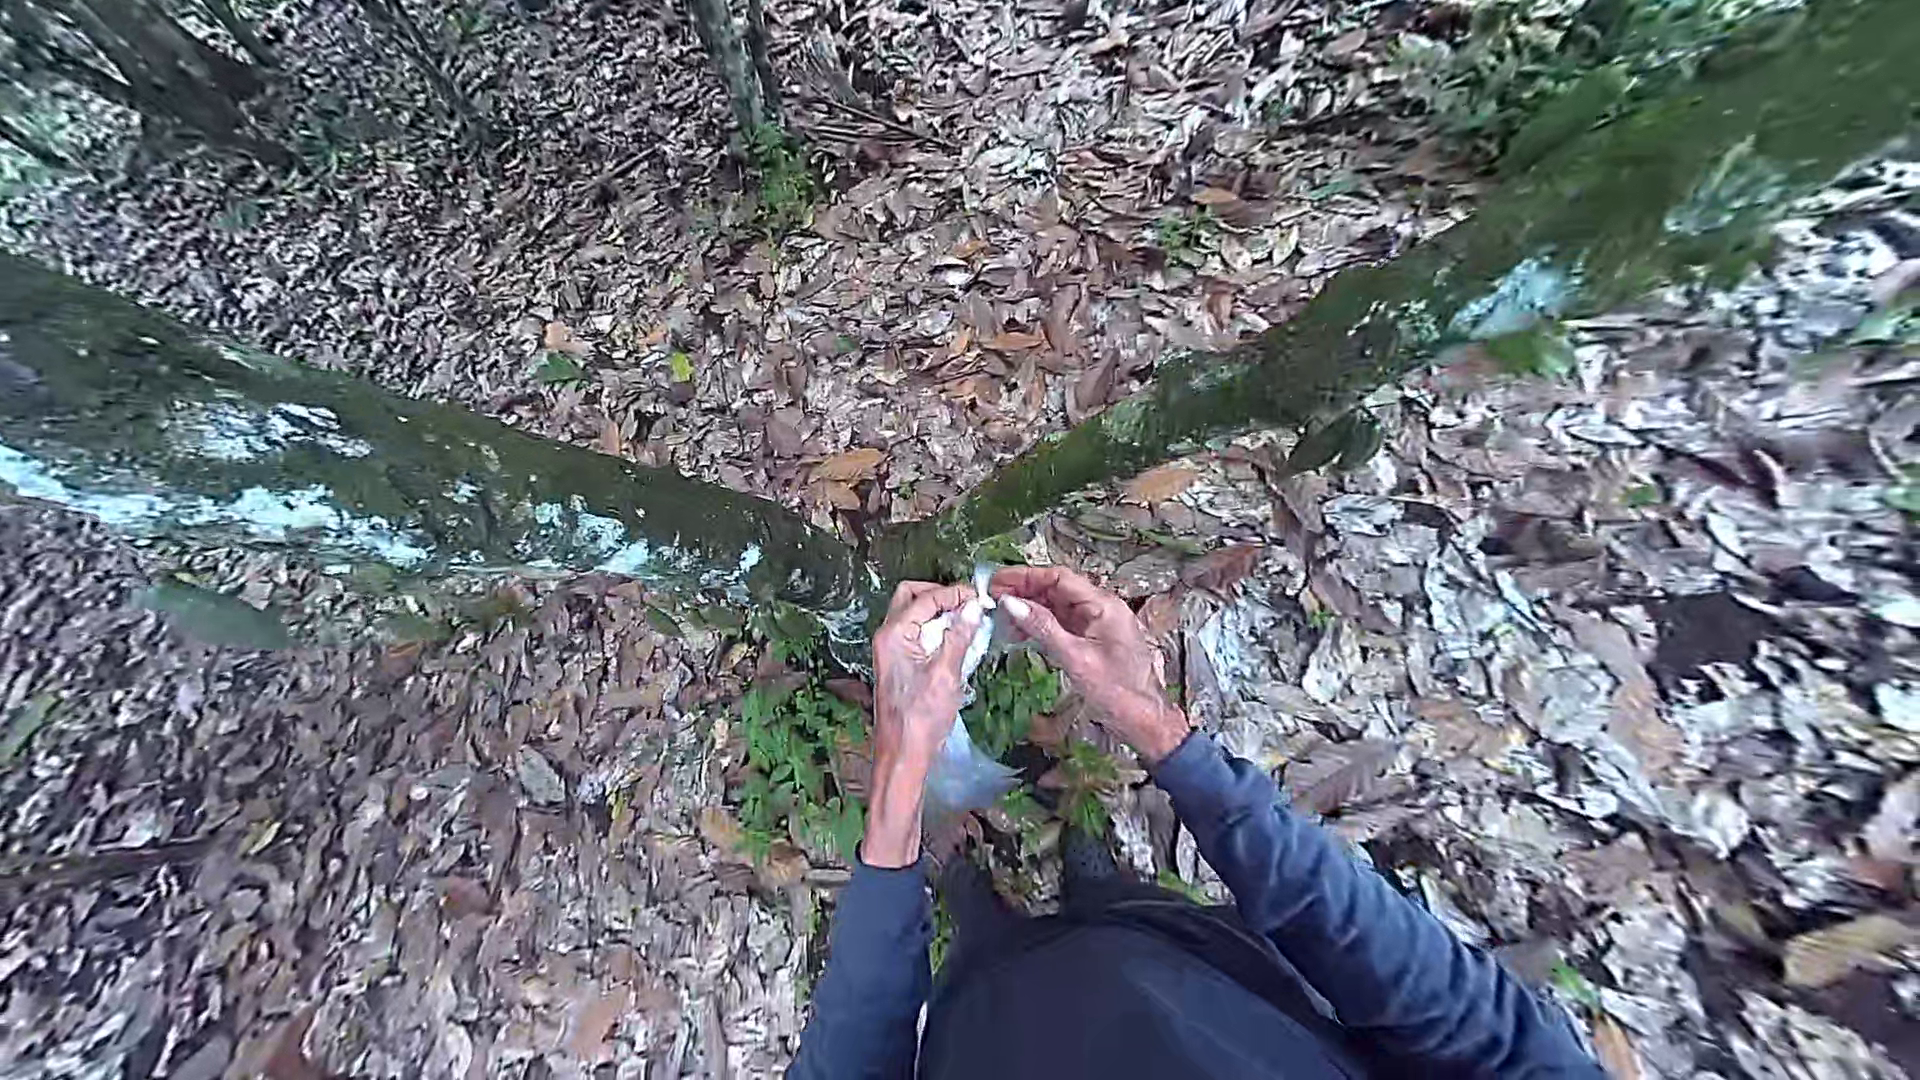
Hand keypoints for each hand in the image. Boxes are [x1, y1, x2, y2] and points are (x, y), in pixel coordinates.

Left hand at [863, 580, 980, 866]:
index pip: (925, 598)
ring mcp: (890, 651)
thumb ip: (959, 636)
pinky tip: (957, 641)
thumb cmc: (920, 719)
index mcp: (893, 635)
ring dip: (939, 612)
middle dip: (940, 595)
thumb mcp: (946, 674)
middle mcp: (887, 638)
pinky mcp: (898, 664)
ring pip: (913, 615)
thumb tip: (973, 607)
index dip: (954, 593)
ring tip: (967, 619)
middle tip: (968, 603)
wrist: (902, 756)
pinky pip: (915, 634)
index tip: (979, 596)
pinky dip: (935, 630)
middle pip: (911, 597)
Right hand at [990, 566, 1189, 763]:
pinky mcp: (1092, 638)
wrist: (1145, 721)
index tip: (998, 582)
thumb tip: (1011, 603)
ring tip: (1001, 617)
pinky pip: (1061, 623)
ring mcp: (1096, 623)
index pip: (1059, 577)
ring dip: (1028, 609)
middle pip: (1056, 589)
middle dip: (1023, 591)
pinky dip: (1039, 625)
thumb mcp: (1075, 658)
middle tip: (992, 598)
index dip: (1025, 576)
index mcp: (1103, 605)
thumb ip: (1042, 627)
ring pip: (1056, 606)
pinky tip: (1019, 633)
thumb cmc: (1116, 692)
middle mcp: (1101, 608)